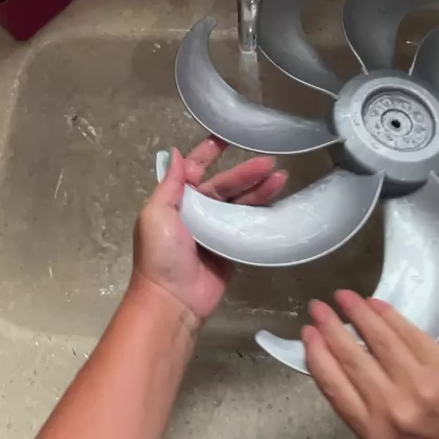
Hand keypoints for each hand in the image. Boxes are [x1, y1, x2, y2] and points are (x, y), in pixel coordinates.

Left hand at [131, 137, 287, 326]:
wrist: (172, 302)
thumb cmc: (160, 254)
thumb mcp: (156, 214)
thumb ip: (170, 184)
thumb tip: (177, 153)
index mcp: (177, 199)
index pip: (195, 168)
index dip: (210, 152)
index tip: (227, 136)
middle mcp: (198, 210)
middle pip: (225, 185)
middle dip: (246, 172)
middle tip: (270, 162)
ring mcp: (216, 229)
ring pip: (241, 203)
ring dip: (259, 189)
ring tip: (281, 177)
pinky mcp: (232, 249)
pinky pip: (249, 226)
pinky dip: (263, 213)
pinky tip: (278, 202)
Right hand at [303, 291, 438, 438]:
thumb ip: (364, 411)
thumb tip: (338, 364)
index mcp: (376, 435)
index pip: (333, 385)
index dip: (316, 354)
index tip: (307, 333)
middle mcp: (393, 407)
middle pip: (351, 356)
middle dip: (330, 327)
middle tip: (317, 306)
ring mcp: (420, 382)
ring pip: (377, 336)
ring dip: (356, 311)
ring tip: (343, 296)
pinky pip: (407, 330)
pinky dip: (387, 313)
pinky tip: (374, 303)